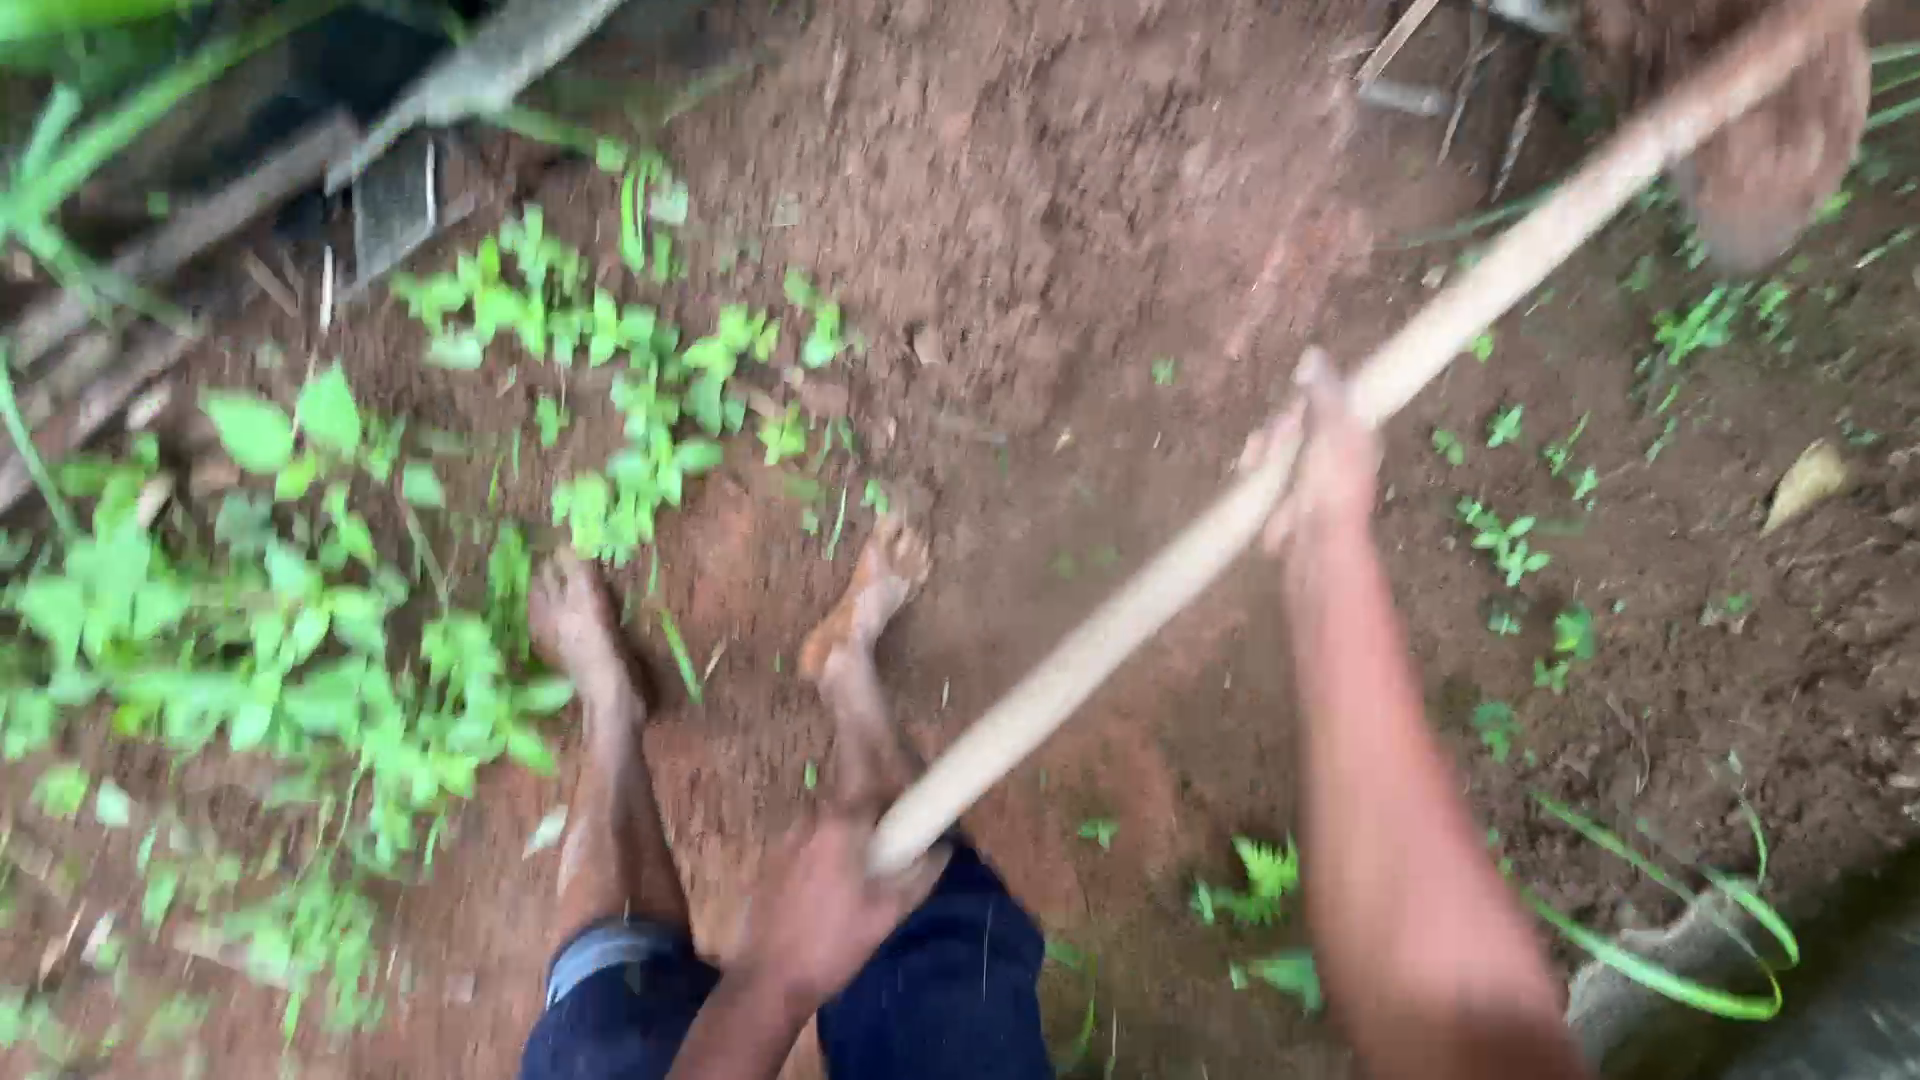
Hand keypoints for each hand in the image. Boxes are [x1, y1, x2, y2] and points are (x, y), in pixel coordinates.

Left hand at [734, 813, 949, 1010]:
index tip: (905, 812)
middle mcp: (809, 821)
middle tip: (887, 854)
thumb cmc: (834, 945)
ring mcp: (785, 840)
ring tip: (855, 879)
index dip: (891, 792)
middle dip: (870, 820)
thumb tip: (943, 849)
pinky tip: (825, 893)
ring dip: (844, 838)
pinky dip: (821, 855)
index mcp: (840, 825)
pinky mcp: (769, 861)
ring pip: (826, 823)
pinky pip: (806, 843)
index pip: (870, 779)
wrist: (769, 982)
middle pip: (848, 801)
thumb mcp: (888, 914)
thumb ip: (921, 875)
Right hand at [1240, 348, 1380, 554]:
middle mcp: (1328, 449)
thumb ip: (1323, 392)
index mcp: (1351, 432)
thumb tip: (1312, 353)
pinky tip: (1250, 467)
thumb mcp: (1333, 429)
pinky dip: (1254, 464)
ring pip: (1276, 442)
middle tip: (1280, 439)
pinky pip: (1261, 465)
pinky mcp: (1280, 489)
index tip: (1296, 403)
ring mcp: (1302, 470)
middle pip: (1296, 419)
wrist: (1315, 538)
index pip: (1327, 399)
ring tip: (1260, 459)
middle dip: (1281, 426)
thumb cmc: (1333, 483)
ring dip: (1265, 445)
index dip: (1307, 397)